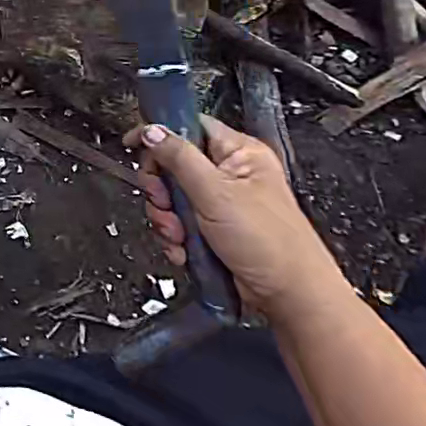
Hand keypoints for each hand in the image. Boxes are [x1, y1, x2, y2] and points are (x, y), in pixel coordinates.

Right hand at [125, 115, 347, 320]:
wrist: (290, 299)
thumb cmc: (272, 245)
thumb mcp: (216, 193)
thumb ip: (179, 157)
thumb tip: (152, 131)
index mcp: (238, 153)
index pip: (188, 126)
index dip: (159, 134)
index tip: (135, 146)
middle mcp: (228, 174)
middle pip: (170, 163)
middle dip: (160, 188)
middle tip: (165, 202)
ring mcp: (219, 201)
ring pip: (169, 196)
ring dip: (166, 217)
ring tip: (180, 234)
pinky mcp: (211, 226)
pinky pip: (176, 221)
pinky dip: (174, 235)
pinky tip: (185, 247)